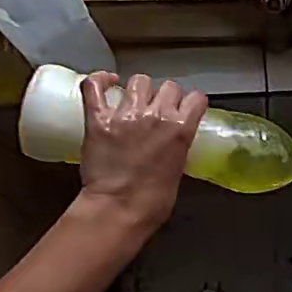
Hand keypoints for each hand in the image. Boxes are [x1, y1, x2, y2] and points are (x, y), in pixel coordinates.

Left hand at [75, 72, 208, 233]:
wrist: (118, 211)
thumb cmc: (152, 202)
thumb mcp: (178, 169)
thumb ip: (177, 146)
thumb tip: (172, 140)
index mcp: (180, 129)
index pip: (195, 98)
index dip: (191, 103)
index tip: (186, 108)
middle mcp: (156, 115)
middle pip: (169, 86)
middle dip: (166, 96)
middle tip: (158, 109)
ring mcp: (126, 114)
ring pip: (139, 81)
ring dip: (139, 90)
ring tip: (134, 101)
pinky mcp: (99, 119)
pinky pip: (95, 86)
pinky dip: (100, 80)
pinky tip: (106, 82)